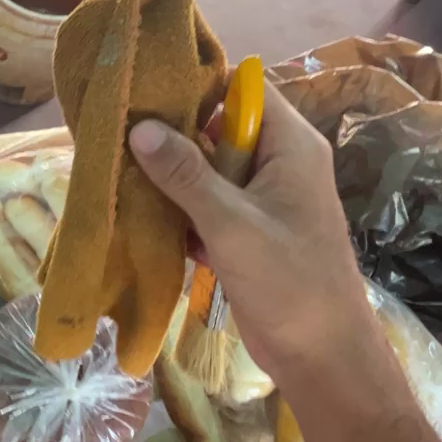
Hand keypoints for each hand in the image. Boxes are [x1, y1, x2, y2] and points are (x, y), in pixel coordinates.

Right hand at [127, 82, 373, 381]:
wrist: (320, 355)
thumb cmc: (288, 282)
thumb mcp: (231, 223)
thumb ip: (185, 175)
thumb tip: (139, 127)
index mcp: (290, 147)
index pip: (244, 90)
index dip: (199, 85)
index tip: (147, 92)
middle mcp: (278, 163)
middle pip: (220, 128)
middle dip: (174, 134)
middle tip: (121, 134)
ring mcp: (262, 198)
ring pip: (208, 169)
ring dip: (171, 176)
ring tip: (121, 170)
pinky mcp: (246, 229)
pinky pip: (207, 203)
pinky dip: (179, 208)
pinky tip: (142, 214)